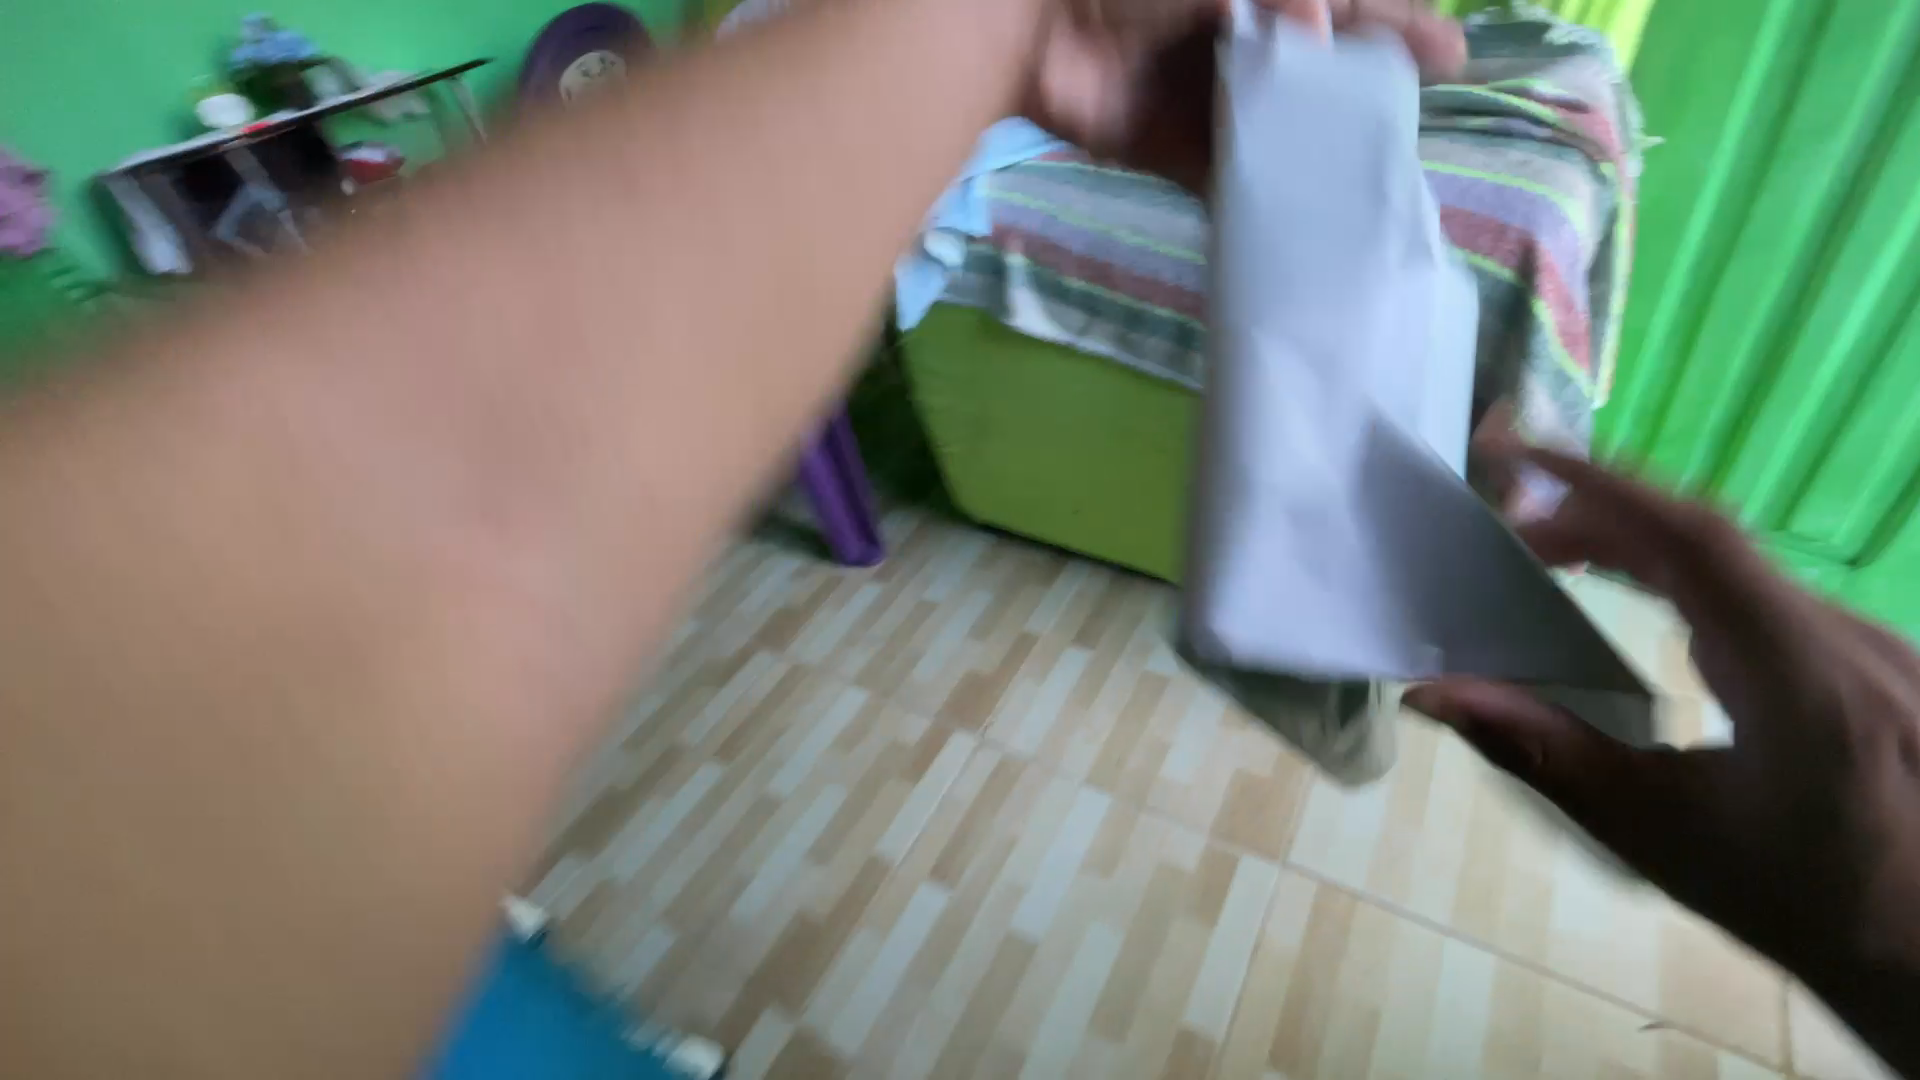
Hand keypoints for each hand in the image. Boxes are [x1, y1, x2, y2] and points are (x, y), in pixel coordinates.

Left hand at [1024, 0, 1466, 189]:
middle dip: (1354, 104)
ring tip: (1352, 192)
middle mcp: (1237, 42)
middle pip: (1312, 76)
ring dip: (1304, 160)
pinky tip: (1281, 221)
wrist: (1031, 28)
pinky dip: (1242, 198)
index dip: (1396, 29)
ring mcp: (1200, 100)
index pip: (1344, 6)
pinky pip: (1212, 177)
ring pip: (1268, 132)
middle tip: (1397, 138)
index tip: (1445, 62)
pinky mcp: (1163, 149)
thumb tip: (1328, 30)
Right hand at [1405, 449, 1919, 1070]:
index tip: (1512, 454)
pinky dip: (1663, 560)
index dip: (1599, 484)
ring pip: (1725, 552)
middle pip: (1699, 536)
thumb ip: (1535, 749)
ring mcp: (1863, 640)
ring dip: (1621, 535)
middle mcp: (1846, 643)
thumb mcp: (1647, 828)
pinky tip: (1617, 578)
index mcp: (1803, 685)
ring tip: (1539, 552)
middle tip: (1500, 531)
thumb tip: (1425, 693)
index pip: (1695, 542)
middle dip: (1587, 512)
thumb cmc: (1790, 893)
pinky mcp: (1857, 648)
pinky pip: (1746, 577)